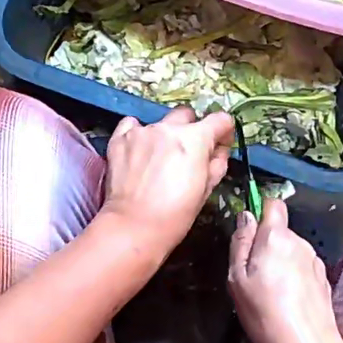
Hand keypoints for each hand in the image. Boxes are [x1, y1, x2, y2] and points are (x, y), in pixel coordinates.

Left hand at [97, 107, 233, 250]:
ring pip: (159, 124)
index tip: (219, 145)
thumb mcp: (206, 190)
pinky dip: (137, 134)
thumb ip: (216, 164)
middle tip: (187, 154)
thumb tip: (219, 151)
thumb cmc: (176, 214)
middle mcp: (167, 128)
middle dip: (191, 130)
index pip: (220, 120)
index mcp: (194, 139)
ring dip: (163, 137)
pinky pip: (131, 126)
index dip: (223, 132)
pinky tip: (137, 151)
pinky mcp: (119, 139)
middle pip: (186, 116)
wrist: (134, 226)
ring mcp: (140, 131)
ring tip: (158, 161)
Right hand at [229, 199, 342, 342]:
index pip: (273, 204)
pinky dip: (293, 276)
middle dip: (266, 244)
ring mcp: (314, 261)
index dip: (260, 210)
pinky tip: (286, 300)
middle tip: (251, 272)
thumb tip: (245, 216)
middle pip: (280, 230)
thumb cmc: (264, 313)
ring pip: (291, 250)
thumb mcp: (237, 278)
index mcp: (276, 237)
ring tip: (269, 291)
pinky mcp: (324, 279)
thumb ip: (240, 242)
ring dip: (280, 262)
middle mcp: (299, 242)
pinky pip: (302, 267)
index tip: (248, 230)